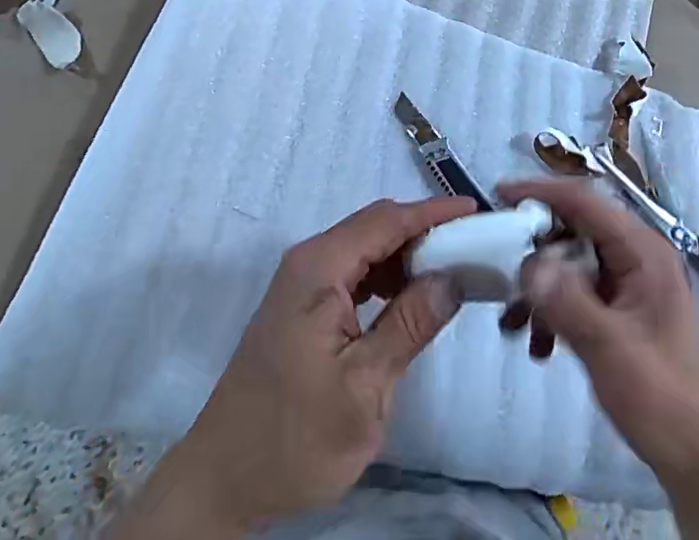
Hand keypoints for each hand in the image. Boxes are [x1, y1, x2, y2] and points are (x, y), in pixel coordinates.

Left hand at [114, 196, 474, 539]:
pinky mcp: (303, 308)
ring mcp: (302, 285)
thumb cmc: (292, 439)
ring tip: (453, 270)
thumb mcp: (364, 386)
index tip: (477, 213)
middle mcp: (308, 264)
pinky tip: (413, 298)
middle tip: (473, 246)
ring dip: (409, 255)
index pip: (387, 220)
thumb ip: (411, 324)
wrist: (221, 484)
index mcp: (318, 270)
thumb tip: (454, 277)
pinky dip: (389, 276)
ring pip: (367, 249)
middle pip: (376, 227)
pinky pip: (355, 273)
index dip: (434, 212)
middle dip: (426, 232)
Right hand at [497, 180, 698, 539]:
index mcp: (644, 252)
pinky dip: (555, 313)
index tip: (500, 196)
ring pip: (572, 267)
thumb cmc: (663, 397)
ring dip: (540, 291)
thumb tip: (526, 262)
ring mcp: (631, 286)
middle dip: (535, 254)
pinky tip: (539, 346)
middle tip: (499, 273)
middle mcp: (637, 258)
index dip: (542, 193)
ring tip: (512, 324)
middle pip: (575, 233)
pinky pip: (579, 296)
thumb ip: (566, 301)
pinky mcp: (623, 313)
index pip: (587, 203)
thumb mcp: (610, 347)